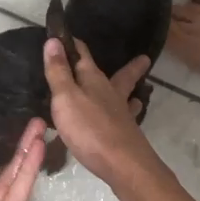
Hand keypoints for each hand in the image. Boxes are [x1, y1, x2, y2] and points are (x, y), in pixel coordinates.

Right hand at [44, 38, 163, 185]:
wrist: (123, 164)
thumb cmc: (89, 128)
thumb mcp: (66, 98)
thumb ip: (59, 72)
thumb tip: (54, 40)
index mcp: (93, 79)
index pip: (83, 54)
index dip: (73, 44)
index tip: (68, 35)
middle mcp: (111, 92)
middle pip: (121, 75)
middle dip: (130, 67)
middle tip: (145, 59)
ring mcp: (121, 114)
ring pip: (128, 97)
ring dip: (131, 92)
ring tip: (137, 93)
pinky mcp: (125, 134)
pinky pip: (125, 118)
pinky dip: (126, 115)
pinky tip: (126, 120)